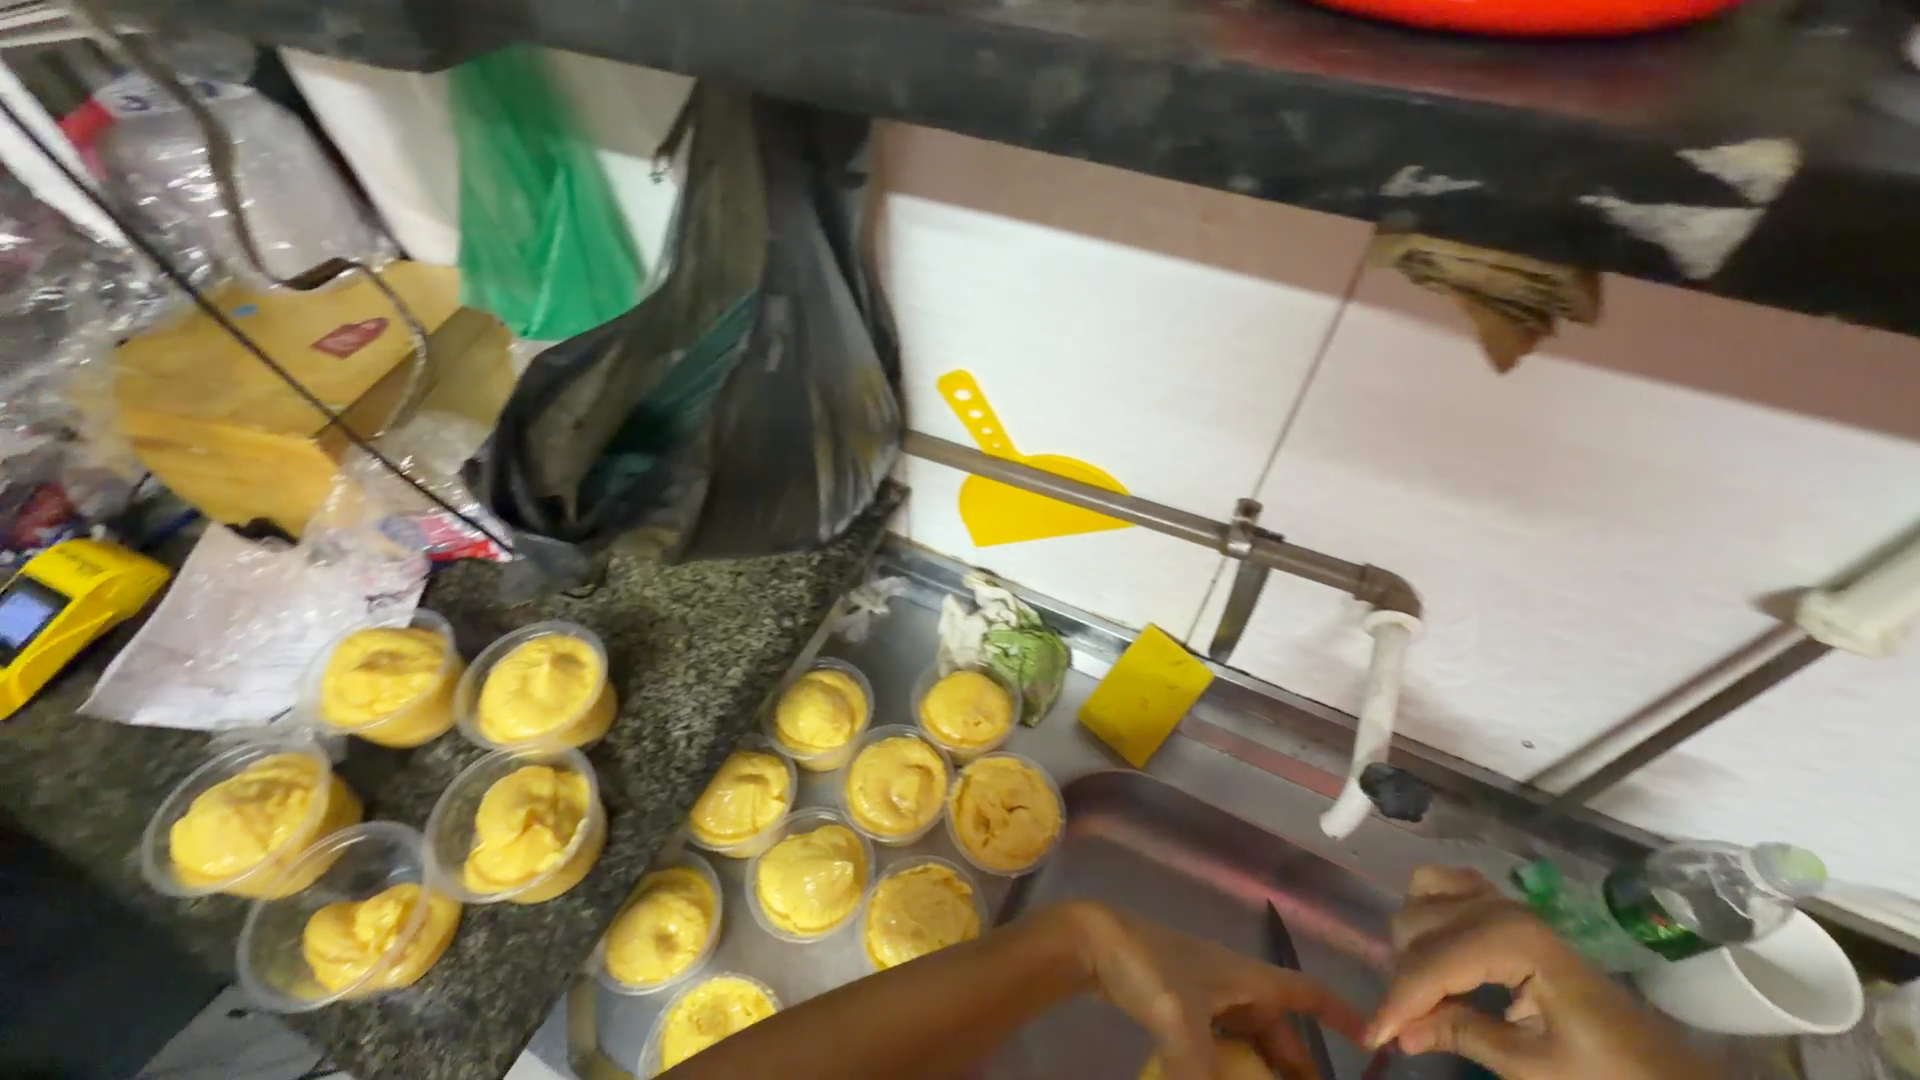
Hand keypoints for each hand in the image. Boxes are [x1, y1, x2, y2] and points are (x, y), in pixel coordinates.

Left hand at [1065, 902, 1365, 1079]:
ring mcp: (1207, 995)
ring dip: (1261, 1069)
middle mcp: (1236, 985)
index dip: (1341, 1016)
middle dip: (1297, 1069)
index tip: (1374, 1041)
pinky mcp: (1181, 1004)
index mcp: (1249, 978)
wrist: (1093, 941)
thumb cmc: (1147, 966)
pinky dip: (1228, 1065)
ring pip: (1249, 1040)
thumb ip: (1203, 1070)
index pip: (1308, 995)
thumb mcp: (1180, 1020)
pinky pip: (1219, 1042)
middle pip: (1280, 1034)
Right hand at [1366, 866, 1723, 1079]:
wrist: (1669, 1073)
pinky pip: (1446, 885)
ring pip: (1422, 897)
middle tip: (1408, 1026)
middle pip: (1417, 925)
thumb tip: (1396, 1032)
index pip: (1432, 965)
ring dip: (1412, 942)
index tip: (1375, 1038)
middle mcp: (1501, 907)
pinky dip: (1428, 909)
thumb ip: (1460, 1035)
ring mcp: (1504, 903)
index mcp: (1513, 941)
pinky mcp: (1508, 911)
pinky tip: (1432, 946)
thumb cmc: (1609, 1074)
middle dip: (1405, 976)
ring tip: (1422, 991)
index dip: (1398, 1002)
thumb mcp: (1535, 1067)